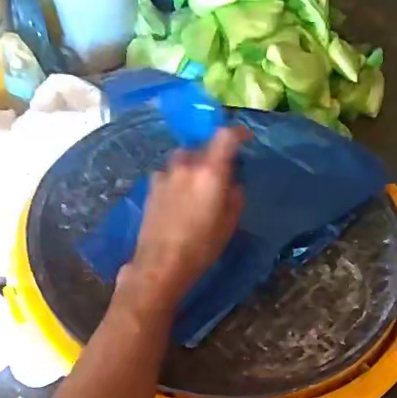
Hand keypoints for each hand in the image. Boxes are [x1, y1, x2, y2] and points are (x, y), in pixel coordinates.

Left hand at [123, 127, 244, 309]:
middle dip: (214, 154)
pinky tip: (179, 196)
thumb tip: (233, 183)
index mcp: (210, 172)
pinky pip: (169, 172)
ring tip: (198, 184)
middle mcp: (186, 165)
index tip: (245, 139)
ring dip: (193, 165)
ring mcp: (165, 174)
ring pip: (184, 158)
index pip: (225, 136)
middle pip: (203, 146)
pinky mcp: (151, 187)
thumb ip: (234, 196)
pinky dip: (177, 177)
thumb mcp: (228, 225)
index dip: (238, 133)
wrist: (161, 264)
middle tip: (221, 172)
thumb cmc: (201, 248)